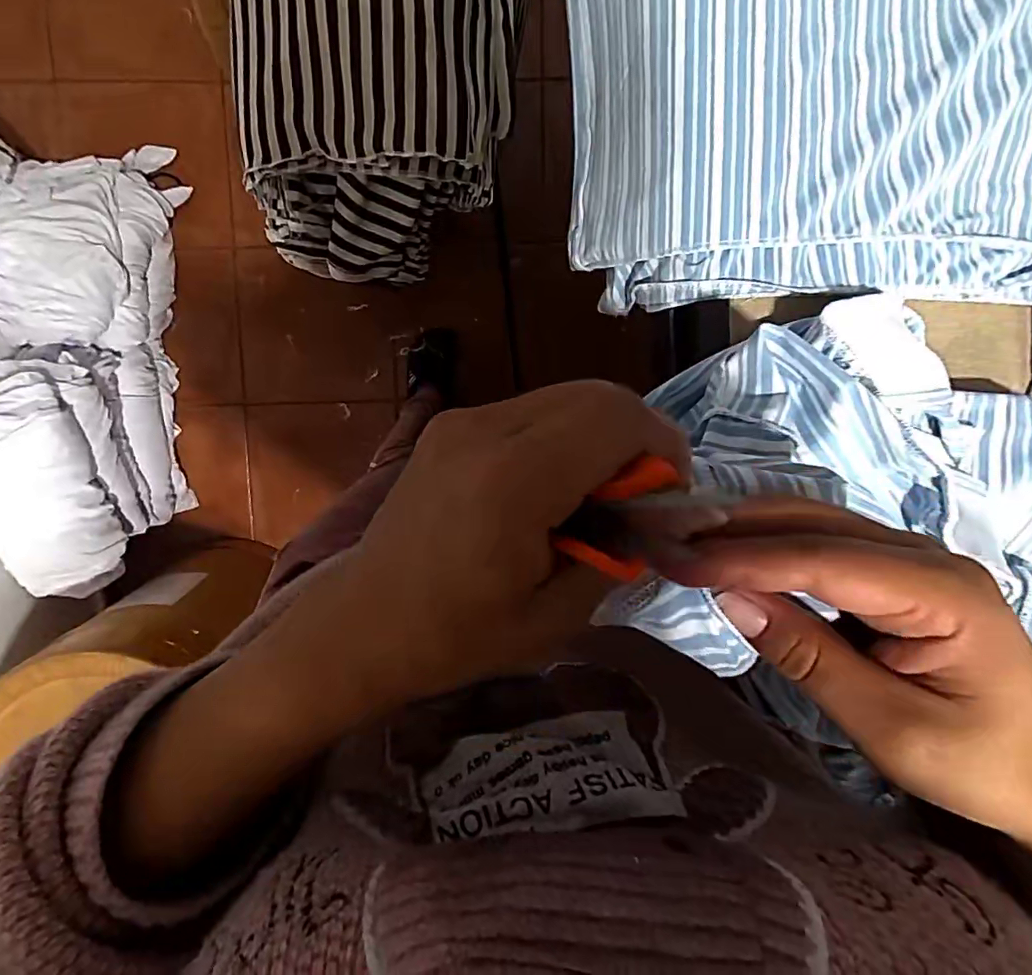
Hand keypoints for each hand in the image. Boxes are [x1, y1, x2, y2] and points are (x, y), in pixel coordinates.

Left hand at [273, 380, 691, 711]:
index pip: (616, 418)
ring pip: (567, 397)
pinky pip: (533, 410)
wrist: (363, 621)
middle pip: (597, 395)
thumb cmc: (456, 635)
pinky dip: (566, 435)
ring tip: (598, 494)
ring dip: (601, 435)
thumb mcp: (556, 615)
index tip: (668, 494)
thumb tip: (654, 512)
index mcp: (513, 478)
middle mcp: (485, 429)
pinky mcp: (451, 423)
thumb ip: (618, 552)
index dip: (661, 447)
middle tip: (639, 496)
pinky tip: (556, 485)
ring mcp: (463, 419)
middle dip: (637, 437)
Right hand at [663, 495, 1031, 844]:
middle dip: (734, 526)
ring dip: (745, 530)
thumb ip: (809, 656)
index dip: (742, 556)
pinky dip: (769, 548)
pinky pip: (823, 545)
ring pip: (814, 524)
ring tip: (683, 539)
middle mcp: (927, 555)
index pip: (821, 557)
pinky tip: (731, 554)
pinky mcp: (896, 575)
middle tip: (664, 535)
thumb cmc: (982, 770)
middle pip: (814, 522)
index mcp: (942, 591)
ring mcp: (913, 559)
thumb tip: (730, 595)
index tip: (675, 560)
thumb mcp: (891, 728)